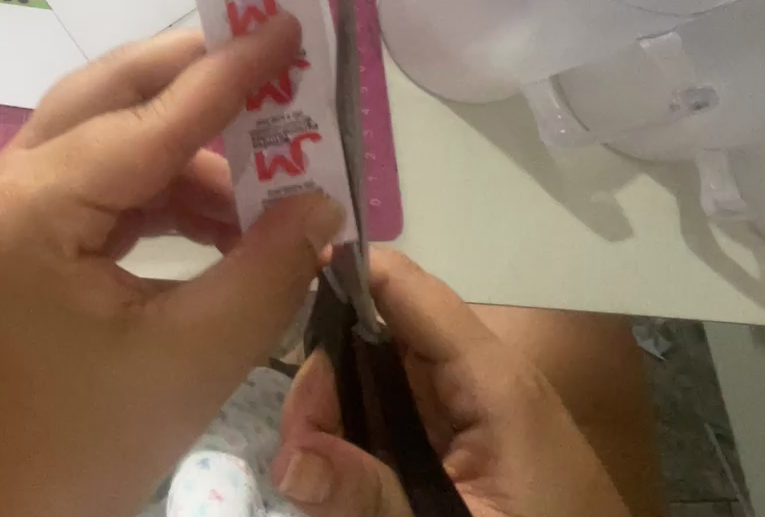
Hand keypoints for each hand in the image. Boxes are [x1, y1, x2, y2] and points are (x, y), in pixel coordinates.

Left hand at [0, 15, 344, 516]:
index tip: (285, 28)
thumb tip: (324, 203)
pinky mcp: (36, 218)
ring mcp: (20, 194)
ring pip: (115, 126)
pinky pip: (113, 172)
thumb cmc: (83, 442)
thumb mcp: (192, 361)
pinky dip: (173, 182)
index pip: (149, 119)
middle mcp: (17, 178)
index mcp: (38, 206)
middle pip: (115, 91)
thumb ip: (267, 271)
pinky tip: (231, 211)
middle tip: (275, 61)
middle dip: (198, 74)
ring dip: (195, 140)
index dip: (227, 74)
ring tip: (274, 161)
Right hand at [272, 250, 629, 516]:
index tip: (273, 297)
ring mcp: (468, 402)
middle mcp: (477, 371)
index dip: (340, 270)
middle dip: (325, 375)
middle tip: (297, 446)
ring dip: (333, 407)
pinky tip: (340, 469)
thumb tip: (283, 463)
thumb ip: (372, 495)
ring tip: (313, 470)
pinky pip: (391, 404)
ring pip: (374, 367)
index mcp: (491, 376)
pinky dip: (356, 428)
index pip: (403, 283)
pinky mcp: (463, 432)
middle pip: (375, 329)